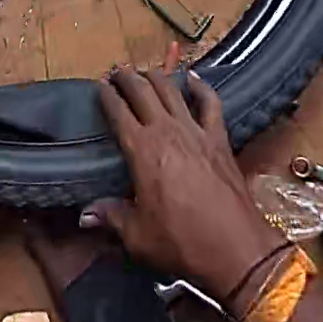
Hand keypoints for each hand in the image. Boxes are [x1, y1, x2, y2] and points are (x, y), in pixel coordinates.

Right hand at [85, 68, 284, 301]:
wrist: (237, 251)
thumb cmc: (182, 243)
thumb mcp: (138, 236)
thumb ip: (111, 217)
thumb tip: (85, 214)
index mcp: (141, 150)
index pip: (117, 111)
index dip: (106, 95)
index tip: (99, 86)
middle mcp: (166, 131)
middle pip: (142, 91)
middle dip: (127, 77)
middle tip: (118, 71)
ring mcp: (195, 131)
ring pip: (171, 90)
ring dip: (156, 76)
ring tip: (145, 71)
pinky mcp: (219, 138)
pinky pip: (210, 104)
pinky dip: (201, 87)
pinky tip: (193, 78)